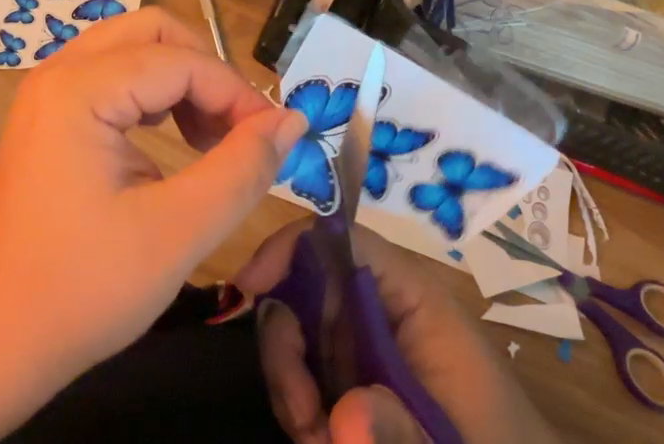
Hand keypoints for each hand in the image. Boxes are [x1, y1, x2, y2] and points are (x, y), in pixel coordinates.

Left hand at [0, 7, 309, 378]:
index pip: (179, 61)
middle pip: (152, 32)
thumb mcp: (178, 231)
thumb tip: (292, 121)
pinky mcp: (48, 118)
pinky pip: (111, 78)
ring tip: (210, 140)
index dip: (237, 94)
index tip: (276, 140)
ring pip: (132, 50)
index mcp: (78, 90)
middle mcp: (57, 75)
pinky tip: (171, 141)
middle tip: (238, 131)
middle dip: (206, 72)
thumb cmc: (85, 289)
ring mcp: (47, 95)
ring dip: (180, 81)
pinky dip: (152, 96)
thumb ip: (241, 169)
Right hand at [236, 220, 559, 443]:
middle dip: (286, 348)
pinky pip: (306, 378)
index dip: (289, 247)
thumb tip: (344, 415)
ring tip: (320, 443)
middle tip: (303, 416)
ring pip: (296, 338)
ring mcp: (364, 347)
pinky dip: (302, 413)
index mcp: (416, 301)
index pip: (344, 240)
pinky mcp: (355, 381)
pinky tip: (324, 442)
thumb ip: (404, 436)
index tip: (247, 289)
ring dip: (292, 392)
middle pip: (304, 289)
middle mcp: (382, 310)